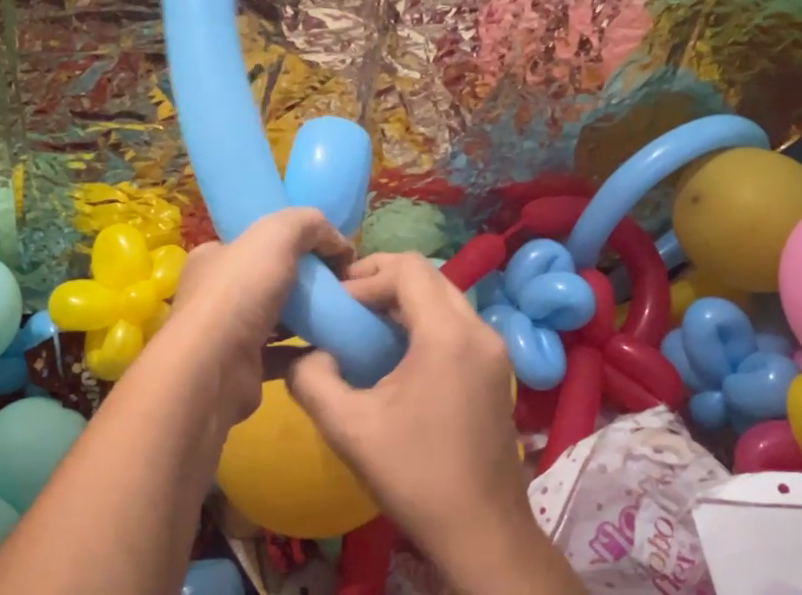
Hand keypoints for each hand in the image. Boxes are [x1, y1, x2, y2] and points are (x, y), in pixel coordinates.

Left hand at [157, 207, 349, 431]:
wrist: (213, 370)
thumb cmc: (239, 292)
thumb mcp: (276, 234)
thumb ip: (308, 224)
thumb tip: (338, 241)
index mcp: (214, 256)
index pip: (255, 241)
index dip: (291, 241)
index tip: (327, 252)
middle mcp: (216, 293)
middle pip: (269, 279)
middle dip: (304, 281)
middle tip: (341, 285)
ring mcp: (227, 333)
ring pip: (277, 319)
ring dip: (308, 317)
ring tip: (343, 313)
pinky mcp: (243, 369)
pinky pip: (283, 355)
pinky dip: (306, 351)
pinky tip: (332, 346)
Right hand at [287, 253, 573, 593]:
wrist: (484, 534)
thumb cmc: (416, 476)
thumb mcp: (348, 427)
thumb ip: (312, 379)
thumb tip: (306, 354)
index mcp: (448, 334)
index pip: (406, 267)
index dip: (365, 275)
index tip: (337, 305)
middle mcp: (479, 331)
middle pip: (428, 275)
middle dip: (383, 281)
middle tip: (347, 307)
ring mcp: (494, 351)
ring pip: (444, 297)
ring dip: (404, 301)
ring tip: (366, 330)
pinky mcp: (496, 371)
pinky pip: (456, 323)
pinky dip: (423, 322)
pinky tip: (396, 356)